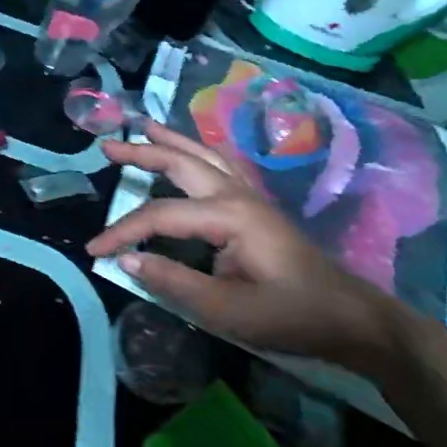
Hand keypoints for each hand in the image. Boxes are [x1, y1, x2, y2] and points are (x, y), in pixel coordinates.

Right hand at [86, 121, 404, 374]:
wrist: (352, 319)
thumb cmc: (291, 315)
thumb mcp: (228, 310)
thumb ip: (173, 283)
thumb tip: (125, 260)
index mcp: (229, 216)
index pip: (160, 215)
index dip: (122, 231)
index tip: (94, 250)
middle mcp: (237, 195)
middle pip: (181, 162)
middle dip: (142, 151)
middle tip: (107, 146)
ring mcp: (250, 197)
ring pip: (203, 155)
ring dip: (171, 140)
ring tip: (144, 127)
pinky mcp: (256, 207)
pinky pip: (220, 165)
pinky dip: (197, 151)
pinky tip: (190, 152)